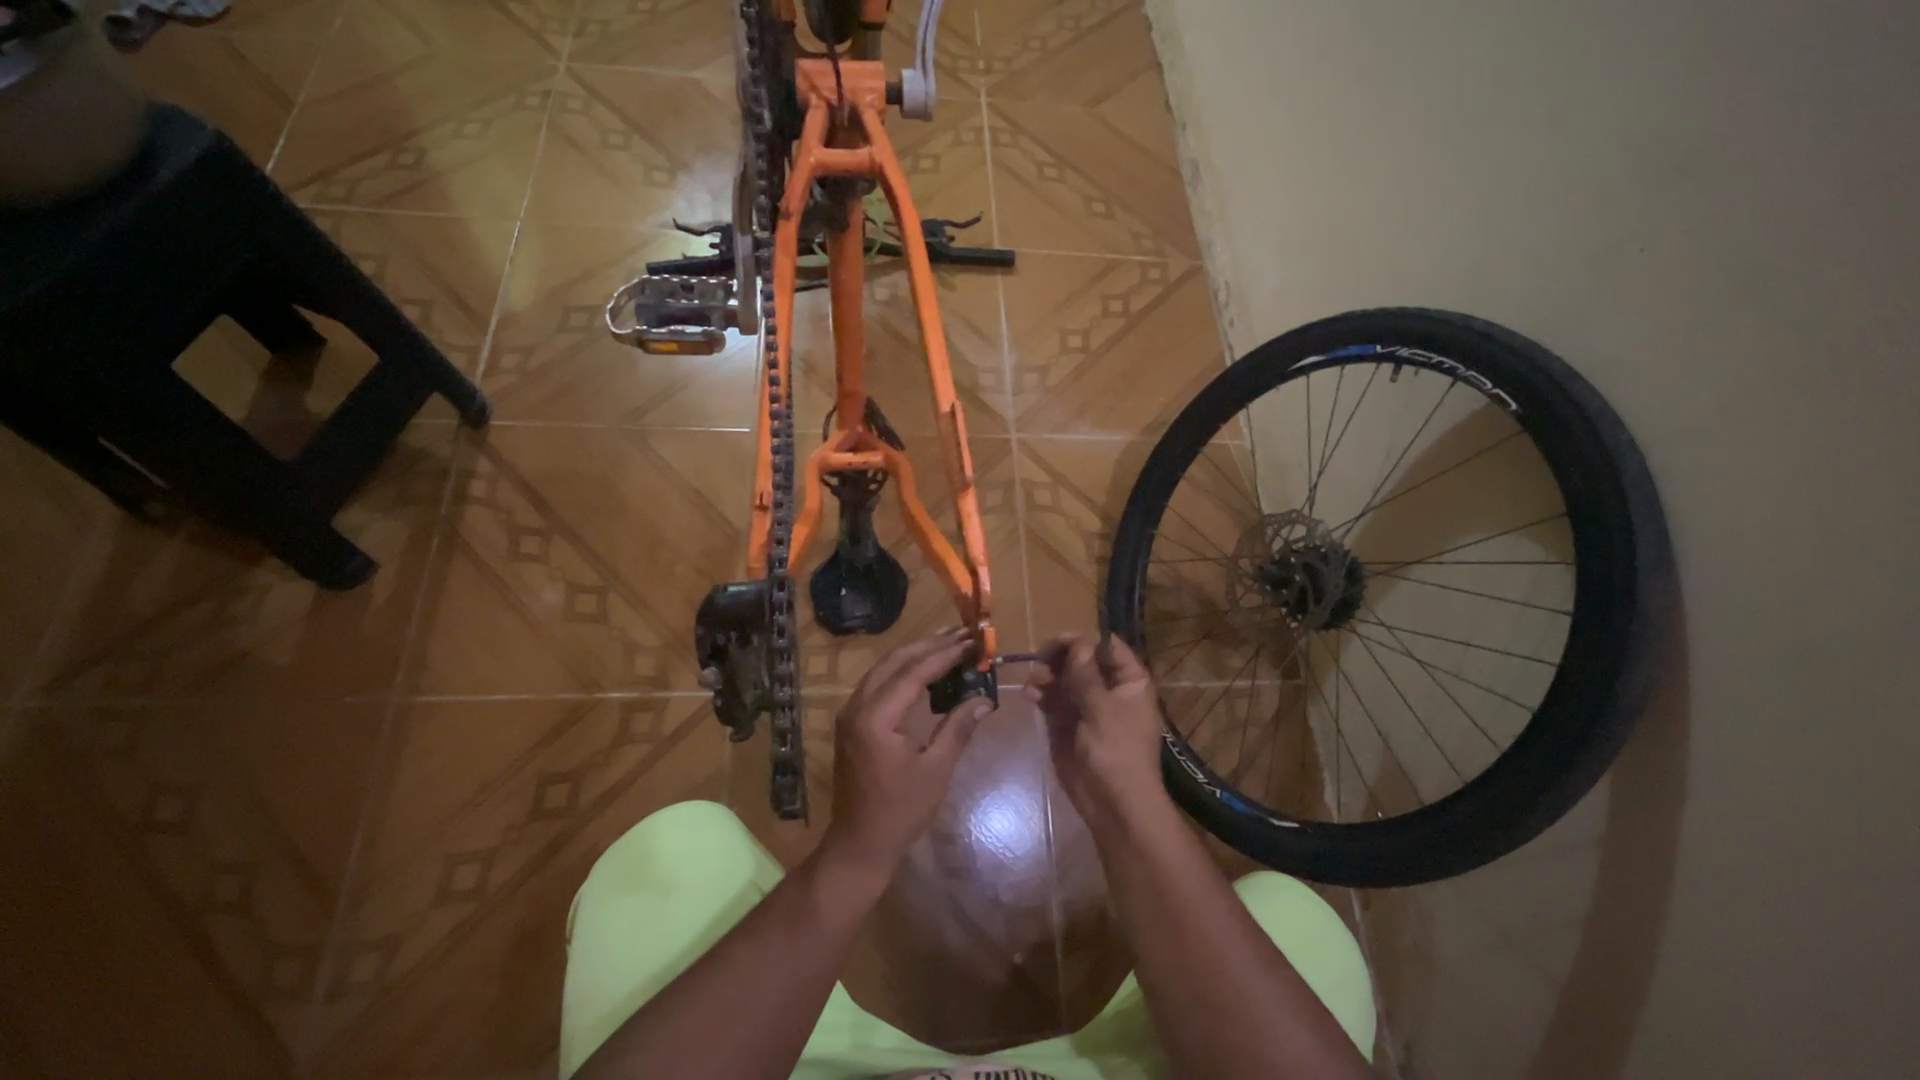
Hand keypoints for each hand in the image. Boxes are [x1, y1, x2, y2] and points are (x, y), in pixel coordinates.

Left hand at [822, 628, 994, 874]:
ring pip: (883, 670)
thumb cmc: (901, 810)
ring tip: (948, 645)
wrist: (859, 841)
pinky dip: (903, 673)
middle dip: (929, 646)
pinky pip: (878, 685)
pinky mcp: (852, 722)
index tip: (971, 642)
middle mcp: (856, 706)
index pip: (913, 673)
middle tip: (962, 635)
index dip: (944, 655)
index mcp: (875, 717)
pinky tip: (926, 673)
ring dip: (915, 656)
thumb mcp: (936, 770)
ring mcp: (850, 713)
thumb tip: (984, 698)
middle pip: (894, 662)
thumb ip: (958, 728)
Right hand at [1033, 635, 1168, 826]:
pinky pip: (1052, 699)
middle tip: (1039, 659)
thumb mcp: (1103, 708)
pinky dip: (1041, 694)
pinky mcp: (1067, 723)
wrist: (1113, 803)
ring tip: (1034, 682)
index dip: (1083, 640)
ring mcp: (1086, 706)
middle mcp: (1109, 689)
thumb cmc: (1117, 752)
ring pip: (1063, 677)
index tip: (1057, 641)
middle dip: (1059, 657)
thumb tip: (1078, 642)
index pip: (1107, 646)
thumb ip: (1086, 673)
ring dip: (1047, 675)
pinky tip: (1031, 696)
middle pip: (1081, 659)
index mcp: (1130, 681)